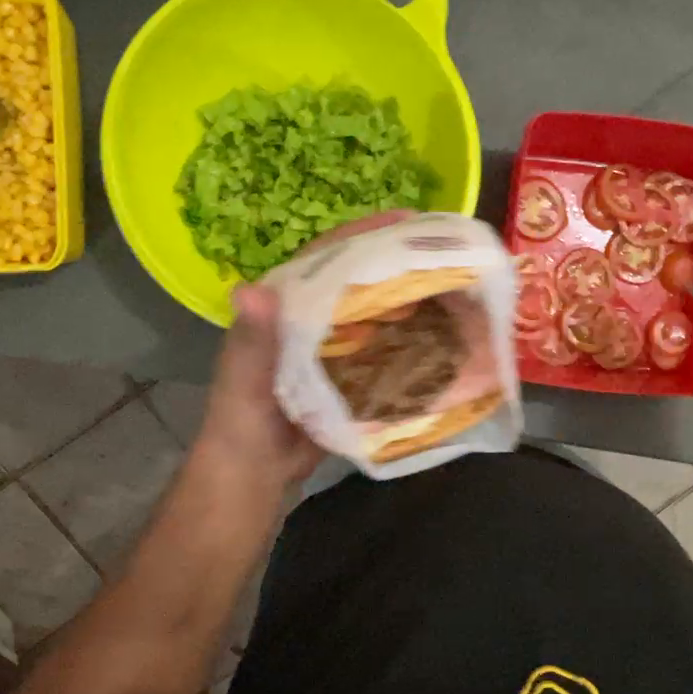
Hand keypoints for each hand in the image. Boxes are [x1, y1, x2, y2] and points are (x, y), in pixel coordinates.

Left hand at [189, 210, 418, 490]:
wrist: (253, 472)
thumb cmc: (242, 420)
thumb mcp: (244, 379)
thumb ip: (253, 339)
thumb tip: (249, 289)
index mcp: (284, 307)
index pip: (325, 258)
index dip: (362, 236)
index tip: (404, 221)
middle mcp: (310, 319)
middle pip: (356, 281)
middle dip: (394, 264)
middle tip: (440, 253)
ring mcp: (331, 348)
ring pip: (372, 313)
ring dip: (406, 299)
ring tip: (450, 287)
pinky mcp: (348, 376)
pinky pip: (381, 350)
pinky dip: (406, 343)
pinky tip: (439, 339)